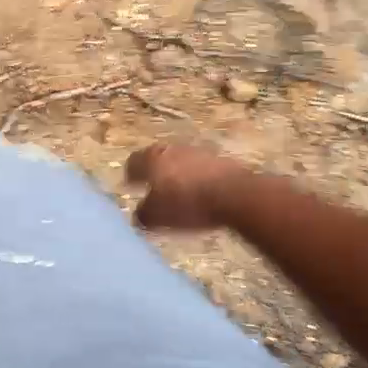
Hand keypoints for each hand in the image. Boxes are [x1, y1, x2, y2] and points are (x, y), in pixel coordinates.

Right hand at [124, 144, 260, 231]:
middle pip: (157, 158)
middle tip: (154, 187)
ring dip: (178, 174)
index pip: (133, 162)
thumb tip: (138, 216)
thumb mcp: (158, 217)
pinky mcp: (222, 160)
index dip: (131, 175)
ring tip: (181, 192)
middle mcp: (171, 150)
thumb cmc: (188, 204)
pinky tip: (203, 193)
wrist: (237, 195)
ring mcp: (198, 152)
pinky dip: (199, 178)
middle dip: (155, 171)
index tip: (131, 185)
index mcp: (151, 159)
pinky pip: (203, 168)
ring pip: (181, 161)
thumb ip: (143, 215)